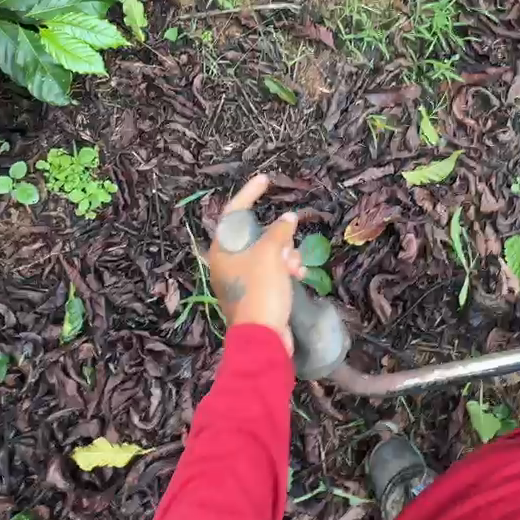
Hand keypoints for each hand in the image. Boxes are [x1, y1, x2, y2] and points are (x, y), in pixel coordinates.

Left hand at [207, 175, 304, 351]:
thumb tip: (288, 219)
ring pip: (269, 253)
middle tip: (289, 241)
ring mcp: (242, 280)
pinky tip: (298, 275)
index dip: (249, 193)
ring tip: (295, 265)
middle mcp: (228, 263)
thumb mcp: (270, 254)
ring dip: (286, 254)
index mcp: (222, 250)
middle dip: (278, 236)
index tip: (265, 180)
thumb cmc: (260, 291)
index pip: (233, 212)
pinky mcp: (257, 294)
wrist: (263, 340)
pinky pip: (273, 271)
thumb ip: (279, 231)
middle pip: (255, 234)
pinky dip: (286, 269)